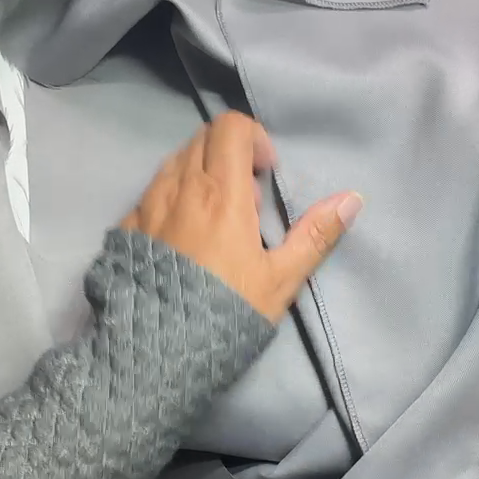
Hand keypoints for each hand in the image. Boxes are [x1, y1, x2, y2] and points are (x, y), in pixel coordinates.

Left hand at [122, 113, 361, 320]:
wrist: (158, 350)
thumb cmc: (226, 312)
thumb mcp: (281, 279)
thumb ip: (315, 236)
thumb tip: (352, 199)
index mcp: (220, 193)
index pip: (232, 129)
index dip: (254, 139)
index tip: (265, 175)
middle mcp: (180, 188)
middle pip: (203, 138)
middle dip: (229, 154)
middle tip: (244, 200)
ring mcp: (147, 206)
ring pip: (175, 162)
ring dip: (199, 173)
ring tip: (213, 218)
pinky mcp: (126, 227)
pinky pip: (150, 193)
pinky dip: (170, 198)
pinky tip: (179, 236)